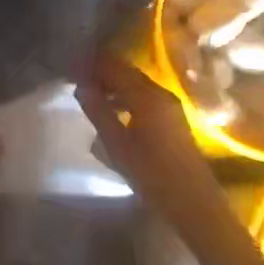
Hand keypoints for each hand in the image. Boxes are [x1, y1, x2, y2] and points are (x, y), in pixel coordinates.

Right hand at [75, 55, 216, 204]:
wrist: (192, 199)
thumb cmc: (151, 174)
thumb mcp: (117, 145)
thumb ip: (98, 113)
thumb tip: (81, 88)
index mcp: (146, 97)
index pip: (115, 68)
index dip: (93, 64)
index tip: (71, 68)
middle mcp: (160, 93)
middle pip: (127, 72)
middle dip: (102, 71)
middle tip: (77, 77)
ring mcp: (170, 104)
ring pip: (136, 83)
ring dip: (114, 83)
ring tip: (90, 92)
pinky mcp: (172, 116)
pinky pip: (144, 94)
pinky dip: (126, 94)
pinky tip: (113, 108)